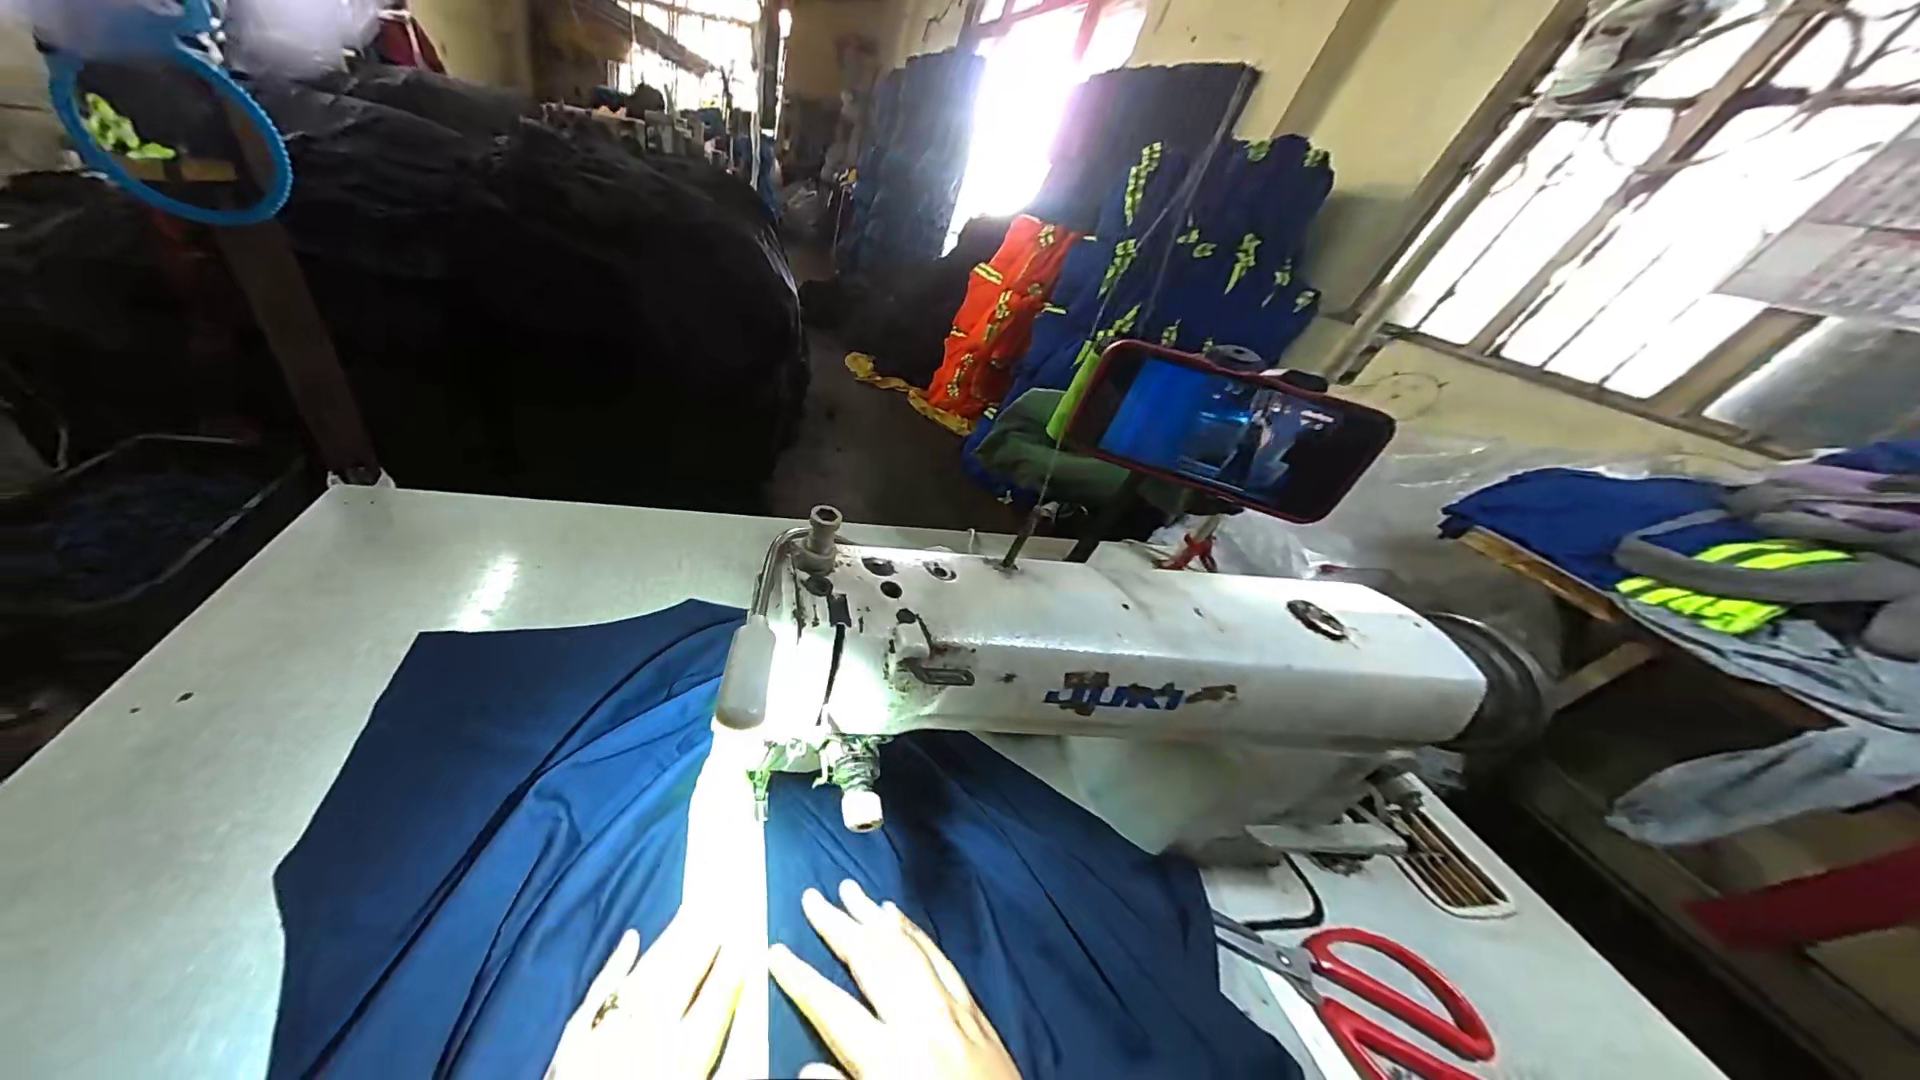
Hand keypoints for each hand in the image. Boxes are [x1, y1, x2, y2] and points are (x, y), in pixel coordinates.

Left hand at [546, 908, 743, 1079]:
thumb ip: (727, 1068)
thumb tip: (750, 1041)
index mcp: (683, 1055)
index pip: (717, 996)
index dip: (733, 963)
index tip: (745, 934)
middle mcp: (647, 1033)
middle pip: (682, 973)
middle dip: (703, 938)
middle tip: (720, 904)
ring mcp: (607, 1033)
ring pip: (645, 974)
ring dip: (669, 940)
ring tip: (690, 910)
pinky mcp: (572, 1043)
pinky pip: (597, 994)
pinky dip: (616, 965)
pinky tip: (631, 938)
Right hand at [768, 880, 1021, 1079]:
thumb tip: (805, 1072)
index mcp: (893, 1058)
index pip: (834, 1008)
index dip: (801, 979)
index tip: (777, 950)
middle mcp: (920, 1021)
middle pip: (871, 960)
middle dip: (839, 926)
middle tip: (814, 897)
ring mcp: (950, 1008)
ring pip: (906, 947)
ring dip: (875, 916)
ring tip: (851, 892)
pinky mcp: (974, 1008)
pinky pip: (939, 957)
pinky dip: (916, 933)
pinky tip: (901, 918)